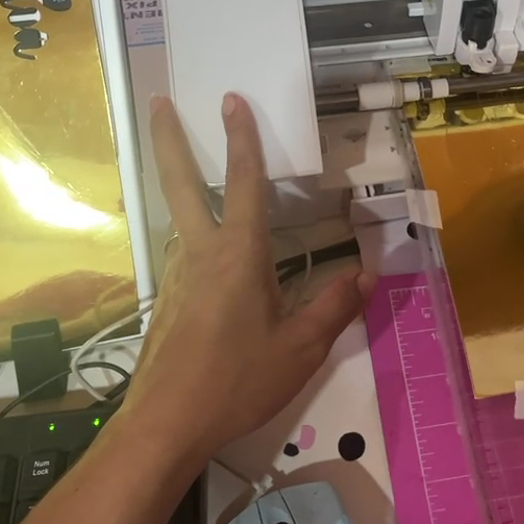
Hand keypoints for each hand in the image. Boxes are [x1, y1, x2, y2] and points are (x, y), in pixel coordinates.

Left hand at [122, 94, 371, 463]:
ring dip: (175, 179)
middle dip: (170, 139)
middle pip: (181, 182)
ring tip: (183, 160)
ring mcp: (178, 274)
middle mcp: (201, 252)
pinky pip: (181, 248)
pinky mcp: (169, 298)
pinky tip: (202, 246)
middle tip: (157, 102)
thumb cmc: (236, 380)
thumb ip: (334, 307)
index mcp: (237, 253)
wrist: (164, 424)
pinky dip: (187, 225)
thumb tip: (366, 275)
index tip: (231, 99)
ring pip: (176, 214)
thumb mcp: (300, 349)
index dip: (241, 138)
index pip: (244, 182)